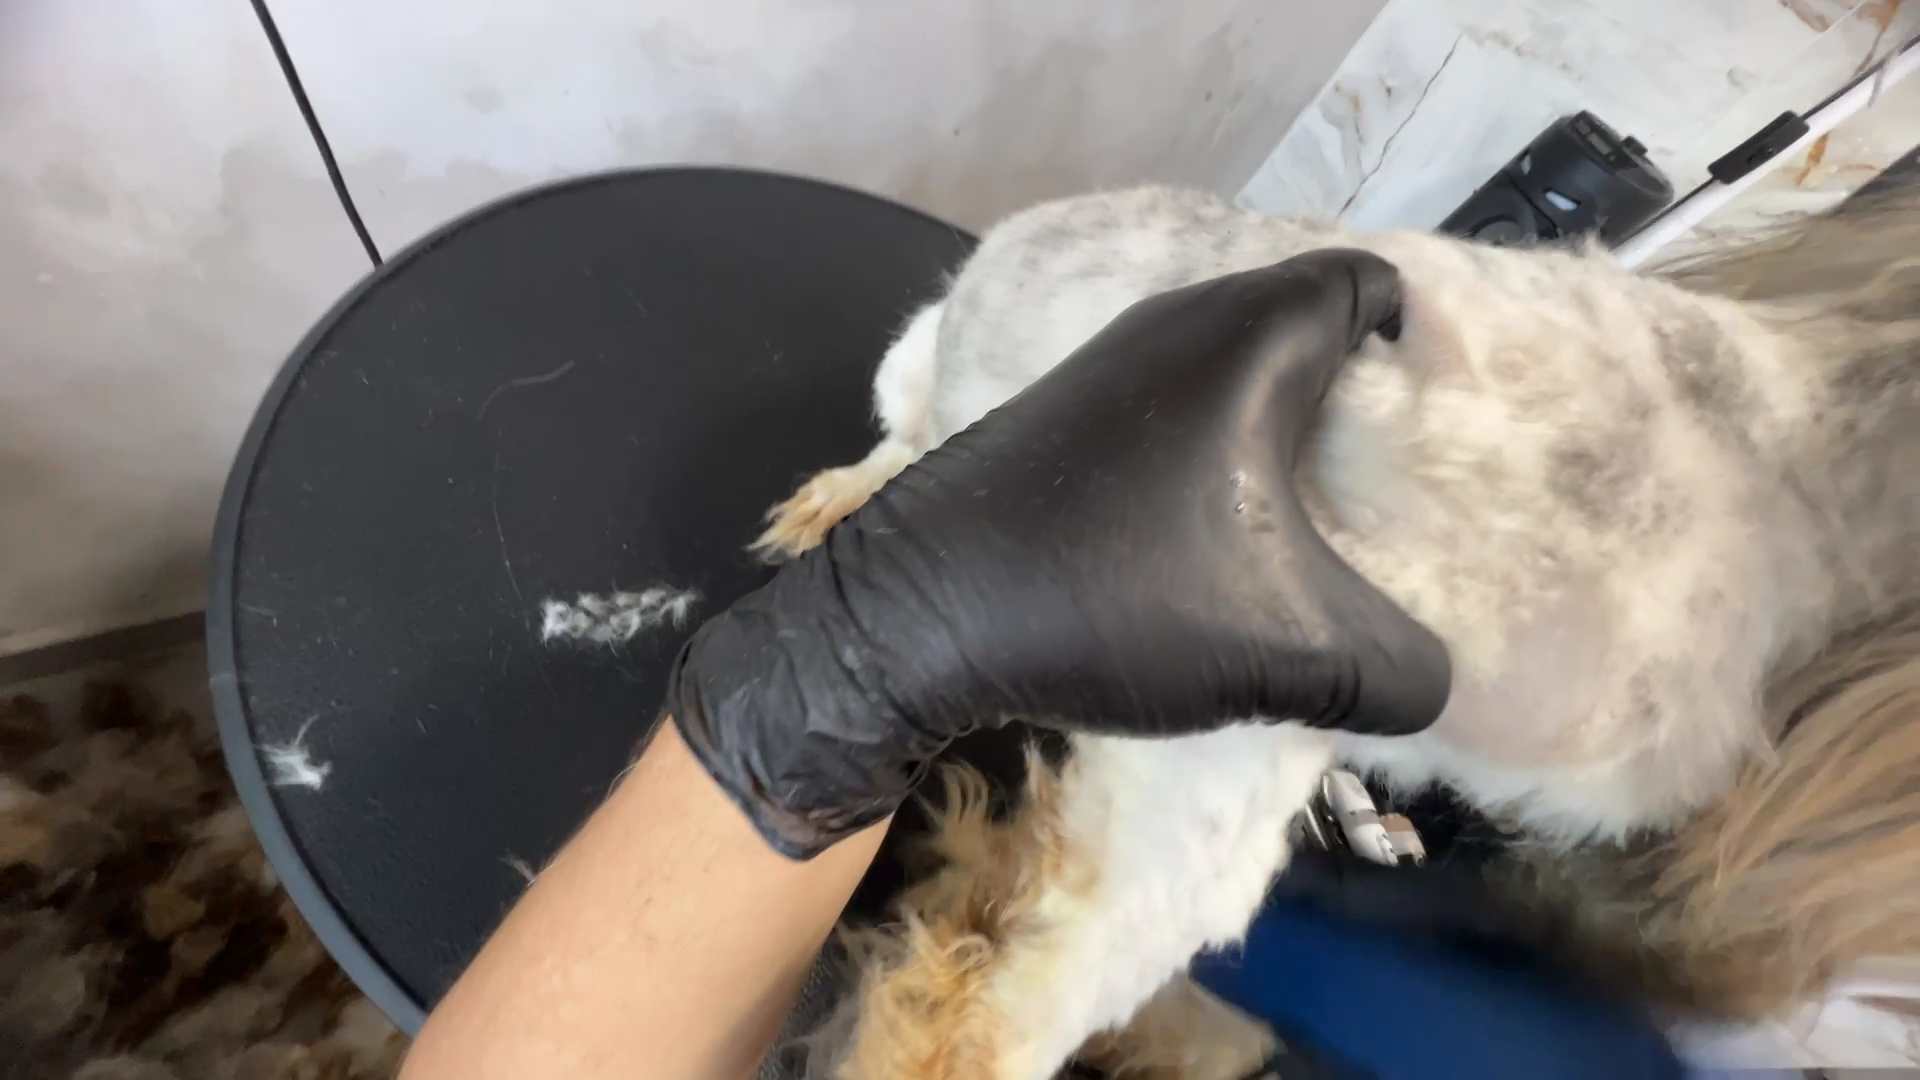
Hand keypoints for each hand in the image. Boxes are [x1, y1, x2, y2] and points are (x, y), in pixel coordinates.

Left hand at [666, 250, 1451, 857]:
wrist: (919, 613)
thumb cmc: (1110, 597)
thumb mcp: (1287, 650)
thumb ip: (1397, 669)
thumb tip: (1428, 680)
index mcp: (1245, 335)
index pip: (1369, 292)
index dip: (1419, 352)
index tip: (1432, 435)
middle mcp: (1168, 322)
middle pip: (1299, 337)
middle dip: (1345, 410)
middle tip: (1375, 496)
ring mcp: (1098, 365)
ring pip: (1223, 380)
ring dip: (1264, 442)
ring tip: (1295, 526)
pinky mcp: (1052, 414)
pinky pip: (1161, 413)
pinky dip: (1198, 457)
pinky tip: (1197, 529)